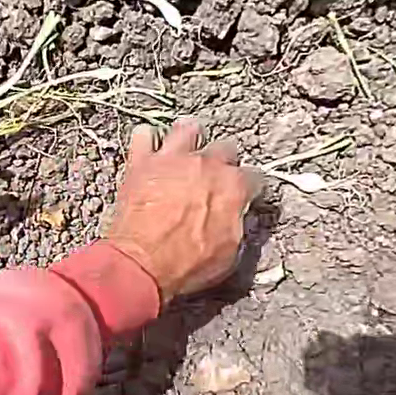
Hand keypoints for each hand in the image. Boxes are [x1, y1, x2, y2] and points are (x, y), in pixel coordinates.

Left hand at [102, 119, 258, 301]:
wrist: (140, 262)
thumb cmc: (185, 264)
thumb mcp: (229, 254)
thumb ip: (237, 224)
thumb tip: (236, 216)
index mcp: (234, 187)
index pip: (254, 177)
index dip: (248, 189)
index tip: (241, 198)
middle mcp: (207, 165)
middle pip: (224, 149)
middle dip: (221, 162)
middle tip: (209, 179)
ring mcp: (172, 160)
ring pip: (187, 130)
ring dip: (188, 139)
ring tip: (182, 153)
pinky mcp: (141, 163)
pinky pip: (143, 136)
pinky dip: (145, 142)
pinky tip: (147, 153)